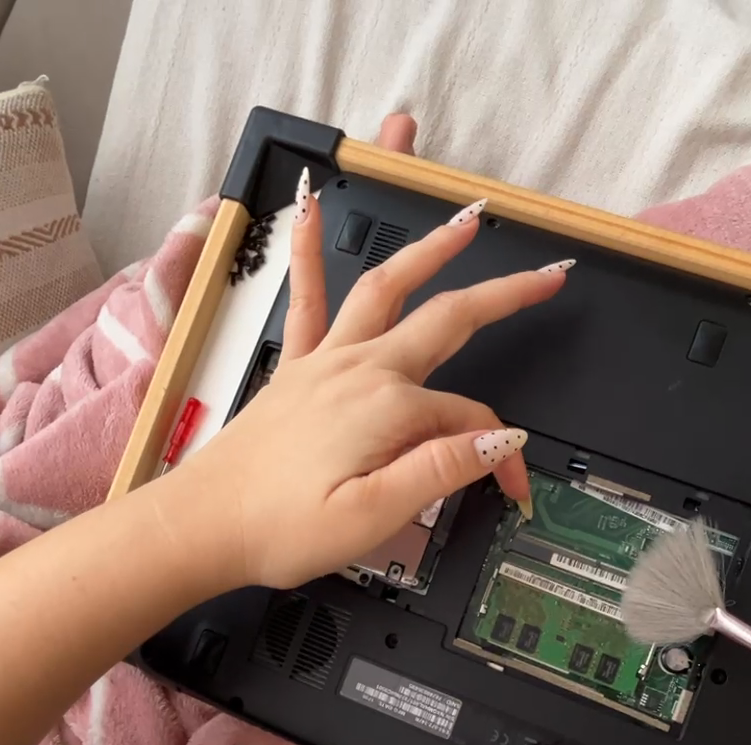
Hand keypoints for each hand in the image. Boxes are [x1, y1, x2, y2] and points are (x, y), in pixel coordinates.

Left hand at [161, 115, 566, 588]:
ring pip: (388, 289)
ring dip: (430, 251)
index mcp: (388, 410)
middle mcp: (361, 371)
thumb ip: (439, 470)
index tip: (512, 491)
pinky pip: (307, 298)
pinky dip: (312, 250)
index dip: (501, 456)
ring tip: (465, 220)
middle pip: (449, 322)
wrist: (204, 525)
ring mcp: (327, 362)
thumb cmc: (279, 529)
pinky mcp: (297, 369)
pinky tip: (311, 208)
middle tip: (546, 277)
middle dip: (505, 297)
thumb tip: (498, 440)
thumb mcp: (371, 517)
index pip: (472, 425)